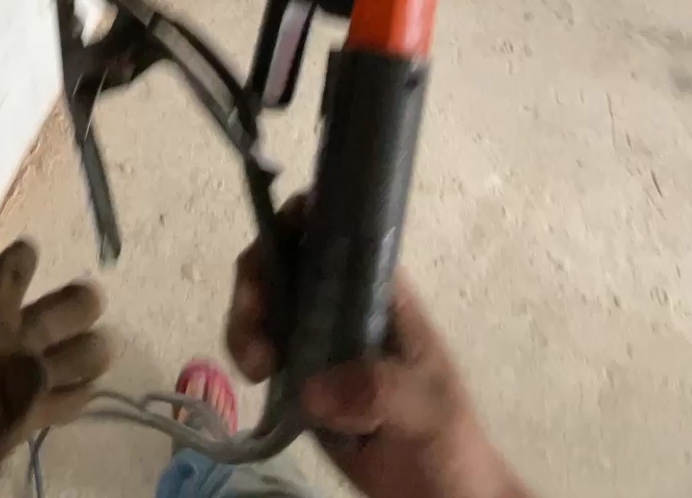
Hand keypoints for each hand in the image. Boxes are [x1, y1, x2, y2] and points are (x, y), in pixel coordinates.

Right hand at [226, 198, 529, 497]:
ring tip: (255, 368)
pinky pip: (256, 338)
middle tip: (254, 329)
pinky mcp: (296, 361)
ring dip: (244, 321)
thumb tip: (312, 388)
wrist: (439, 495)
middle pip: (278, 258)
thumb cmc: (448, 441)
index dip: (294, 220)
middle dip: (255, 285)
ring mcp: (314, 326)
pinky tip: (255, 377)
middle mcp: (339, 294)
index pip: (329, 227)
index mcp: (376, 286)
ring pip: (261, 297)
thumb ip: (379, 389)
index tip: (272, 249)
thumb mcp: (426, 409)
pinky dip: (244, 348)